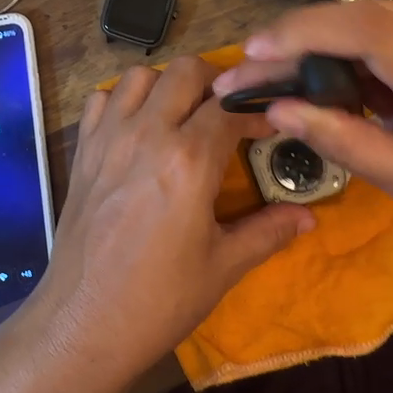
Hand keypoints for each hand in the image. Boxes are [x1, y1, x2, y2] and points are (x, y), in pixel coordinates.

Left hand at [25, 57, 313, 379]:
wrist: (84, 321)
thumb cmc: (160, 299)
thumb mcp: (223, 267)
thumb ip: (267, 232)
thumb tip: (308, 217)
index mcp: (189, 160)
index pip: (230, 107)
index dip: (256, 108)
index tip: (270, 122)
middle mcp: (147, 133)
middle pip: (185, 71)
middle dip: (215, 80)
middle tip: (229, 109)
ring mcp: (109, 136)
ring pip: (140, 75)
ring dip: (167, 84)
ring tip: (184, 112)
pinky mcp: (83, 148)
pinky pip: (101, 98)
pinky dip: (122, 99)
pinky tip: (137, 126)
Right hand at [213, 2, 392, 268]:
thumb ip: (347, 144)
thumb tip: (279, 110)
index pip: (363, 29)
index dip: (301, 32)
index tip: (251, 54)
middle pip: (353, 17)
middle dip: (291, 42)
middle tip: (243, 76)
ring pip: (363, 18)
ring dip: (314, 44)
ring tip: (271, 79)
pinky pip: (384, 28)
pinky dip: (346, 49)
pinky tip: (328, 82)